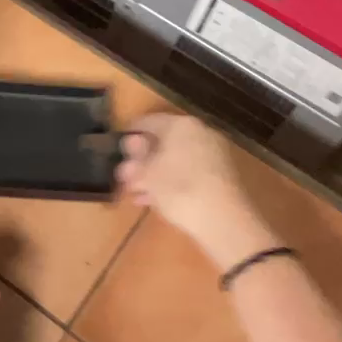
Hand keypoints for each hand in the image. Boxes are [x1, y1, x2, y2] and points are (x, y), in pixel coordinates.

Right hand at [116, 113, 279, 267]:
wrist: (223, 220)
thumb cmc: (178, 189)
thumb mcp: (147, 175)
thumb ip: (135, 159)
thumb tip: (129, 145)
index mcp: (180, 124)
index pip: (147, 122)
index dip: (129, 136)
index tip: (117, 151)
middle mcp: (200, 132)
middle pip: (163, 141)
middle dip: (144, 160)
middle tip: (126, 178)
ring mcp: (214, 153)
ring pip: (177, 159)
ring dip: (156, 174)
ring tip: (138, 194)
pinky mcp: (222, 175)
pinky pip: (190, 172)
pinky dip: (174, 182)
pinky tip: (158, 200)